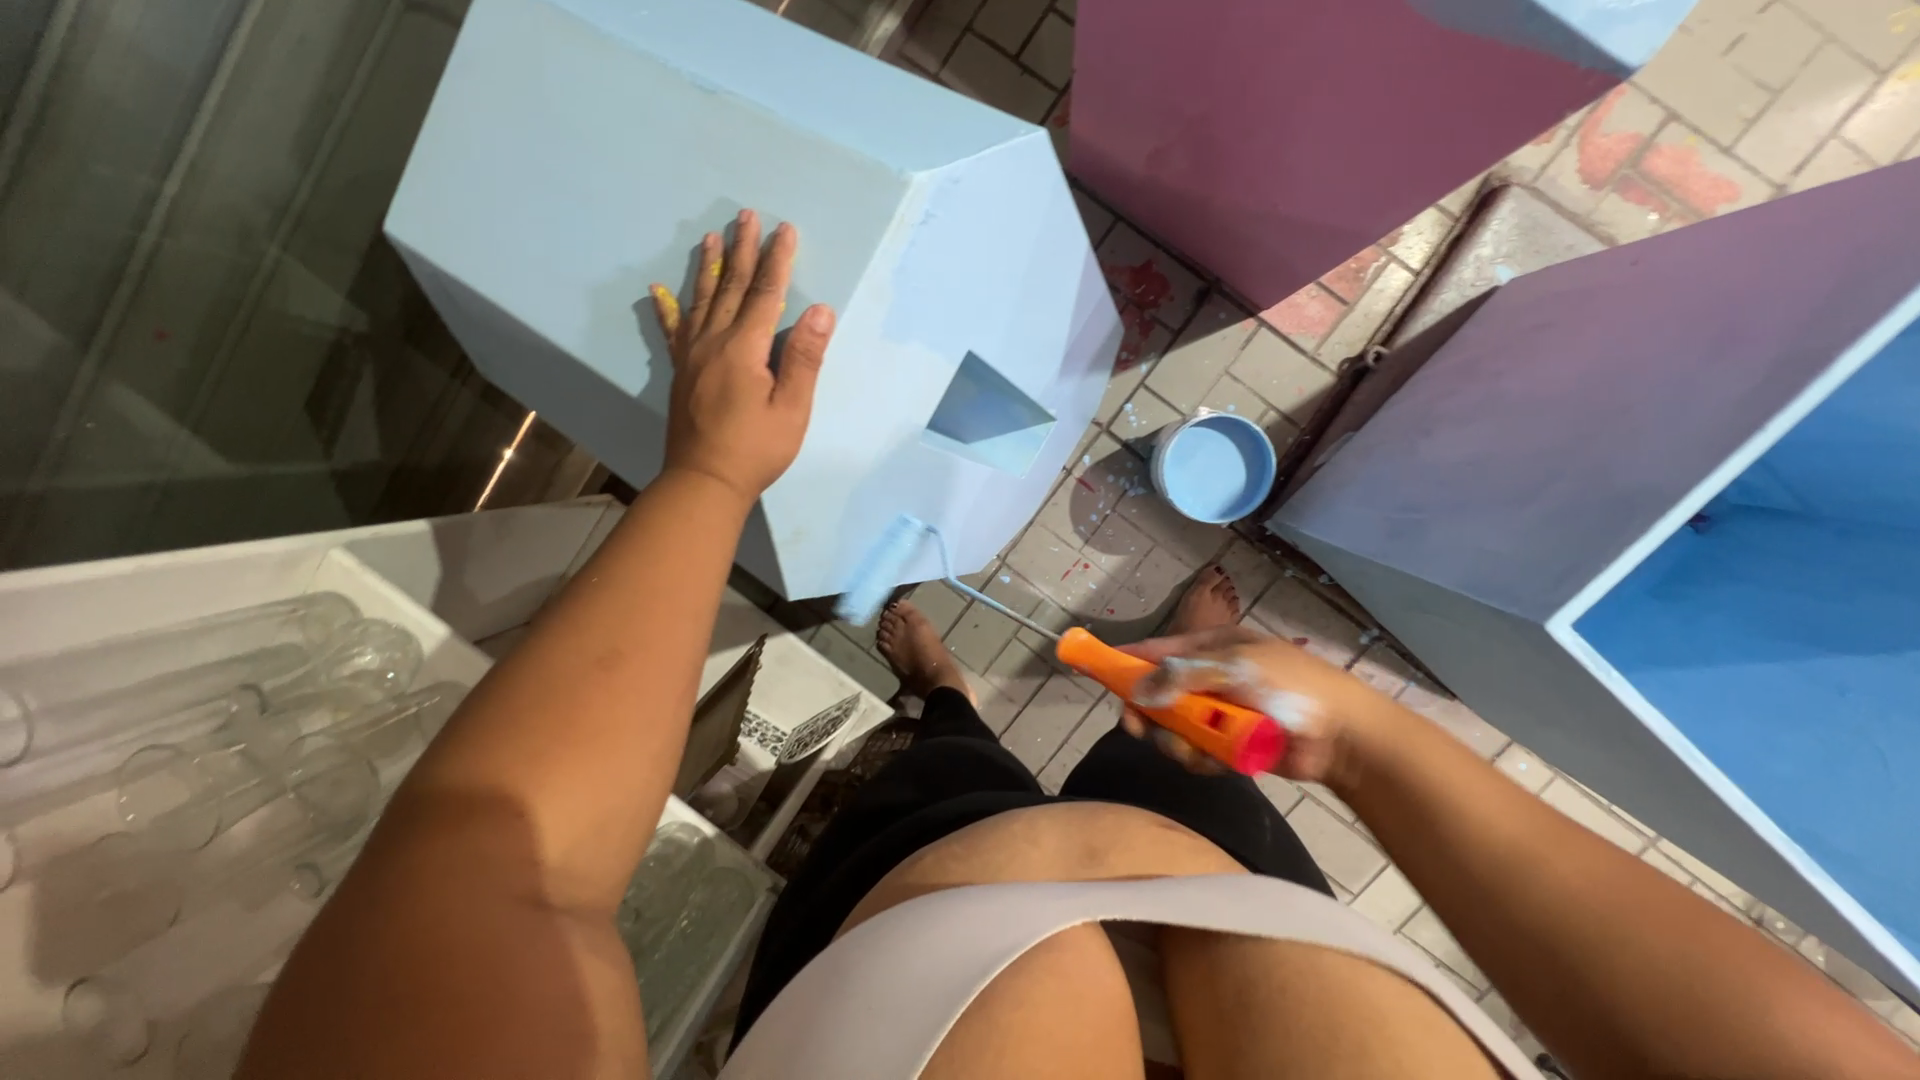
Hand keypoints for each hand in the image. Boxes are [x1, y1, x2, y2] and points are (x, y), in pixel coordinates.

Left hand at [649, 209, 835, 501]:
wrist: (704, 482)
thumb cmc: (755, 450)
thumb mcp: (791, 409)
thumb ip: (803, 358)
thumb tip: (820, 311)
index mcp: (744, 349)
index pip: (765, 295)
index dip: (778, 261)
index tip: (786, 230)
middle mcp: (713, 342)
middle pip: (731, 287)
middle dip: (743, 251)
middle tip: (747, 216)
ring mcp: (692, 356)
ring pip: (700, 300)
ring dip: (709, 267)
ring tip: (712, 237)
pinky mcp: (681, 372)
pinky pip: (674, 330)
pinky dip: (667, 308)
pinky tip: (658, 290)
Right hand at [1117, 626, 1388, 783]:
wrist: (1345, 736)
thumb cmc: (1291, 687)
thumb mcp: (1234, 669)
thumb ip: (1183, 677)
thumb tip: (1138, 691)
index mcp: (1212, 648)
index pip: (1157, 650)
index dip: (1126, 660)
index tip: (1095, 669)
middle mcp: (1210, 678)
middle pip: (1158, 694)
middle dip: (1146, 711)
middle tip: (1137, 727)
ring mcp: (1219, 714)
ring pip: (1174, 728)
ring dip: (1176, 741)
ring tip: (1193, 749)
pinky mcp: (1230, 746)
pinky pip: (1196, 752)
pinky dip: (1199, 759)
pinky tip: (1215, 762)